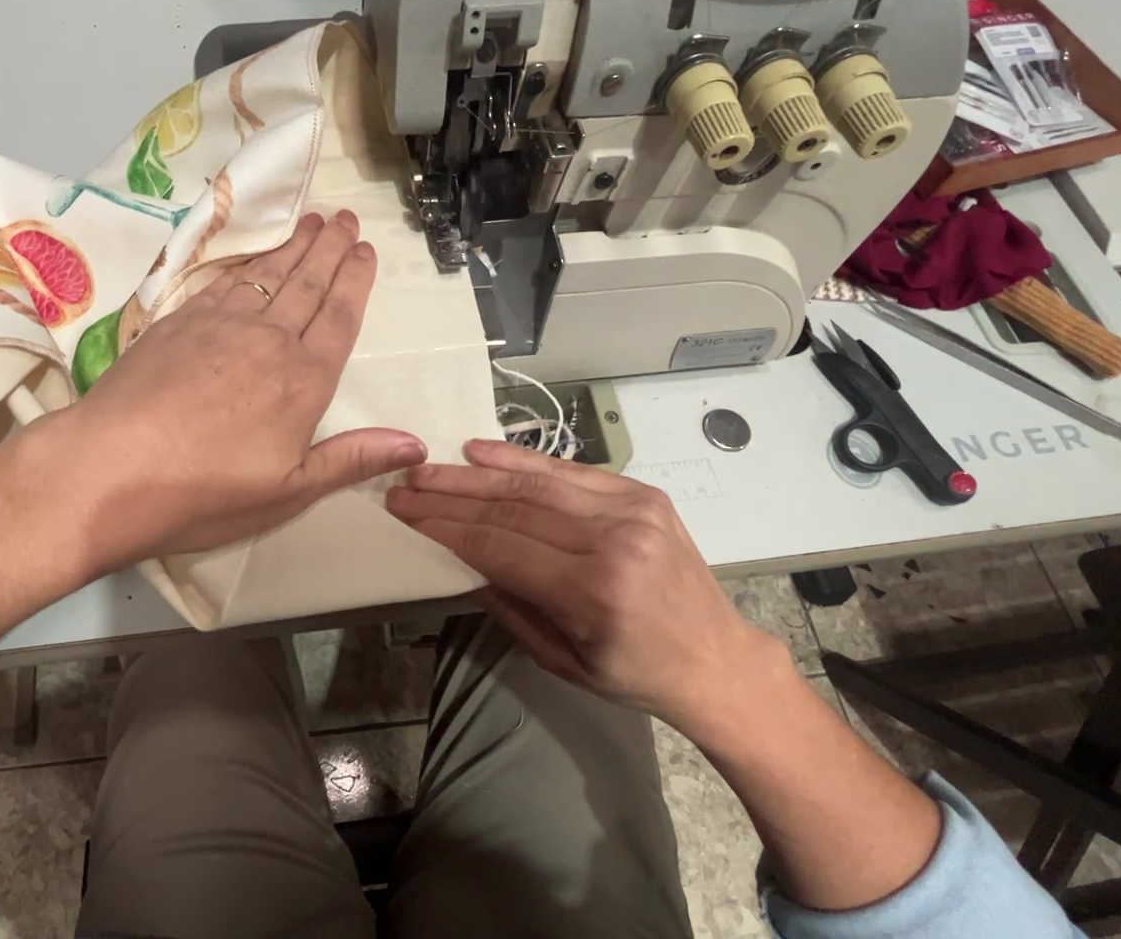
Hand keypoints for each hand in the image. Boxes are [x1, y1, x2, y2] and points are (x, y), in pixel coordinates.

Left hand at [54, 211, 425, 574]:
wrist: (109, 468)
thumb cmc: (205, 491)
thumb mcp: (289, 491)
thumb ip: (352, 459)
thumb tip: (417, 444)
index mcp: (303, 382)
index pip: (339, 318)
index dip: (356, 281)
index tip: (366, 250)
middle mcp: (268, 341)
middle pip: (308, 285)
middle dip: (331, 249)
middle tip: (346, 218)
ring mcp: (219, 325)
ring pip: (268, 275)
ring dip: (294, 246)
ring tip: (314, 221)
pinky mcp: (177, 321)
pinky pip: (224, 281)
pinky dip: (247, 263)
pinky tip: (253, 258)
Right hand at [386, 439, 788, 735]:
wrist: (716, 657)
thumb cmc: (634, 671)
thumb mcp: (561, 658)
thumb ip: (507, 605)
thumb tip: (458, 560)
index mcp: (594, 592)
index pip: (499, 546)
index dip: (445, 528)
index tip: (404, 513)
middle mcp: (614, 540)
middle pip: (513, 506)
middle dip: (450, 495)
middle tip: (406, 486)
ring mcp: (633, 509)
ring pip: (537, 481)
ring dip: (476, 472)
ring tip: (432, 466)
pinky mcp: (642, 492)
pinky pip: (570, 470)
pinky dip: (523, 458)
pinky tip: (483, 450)